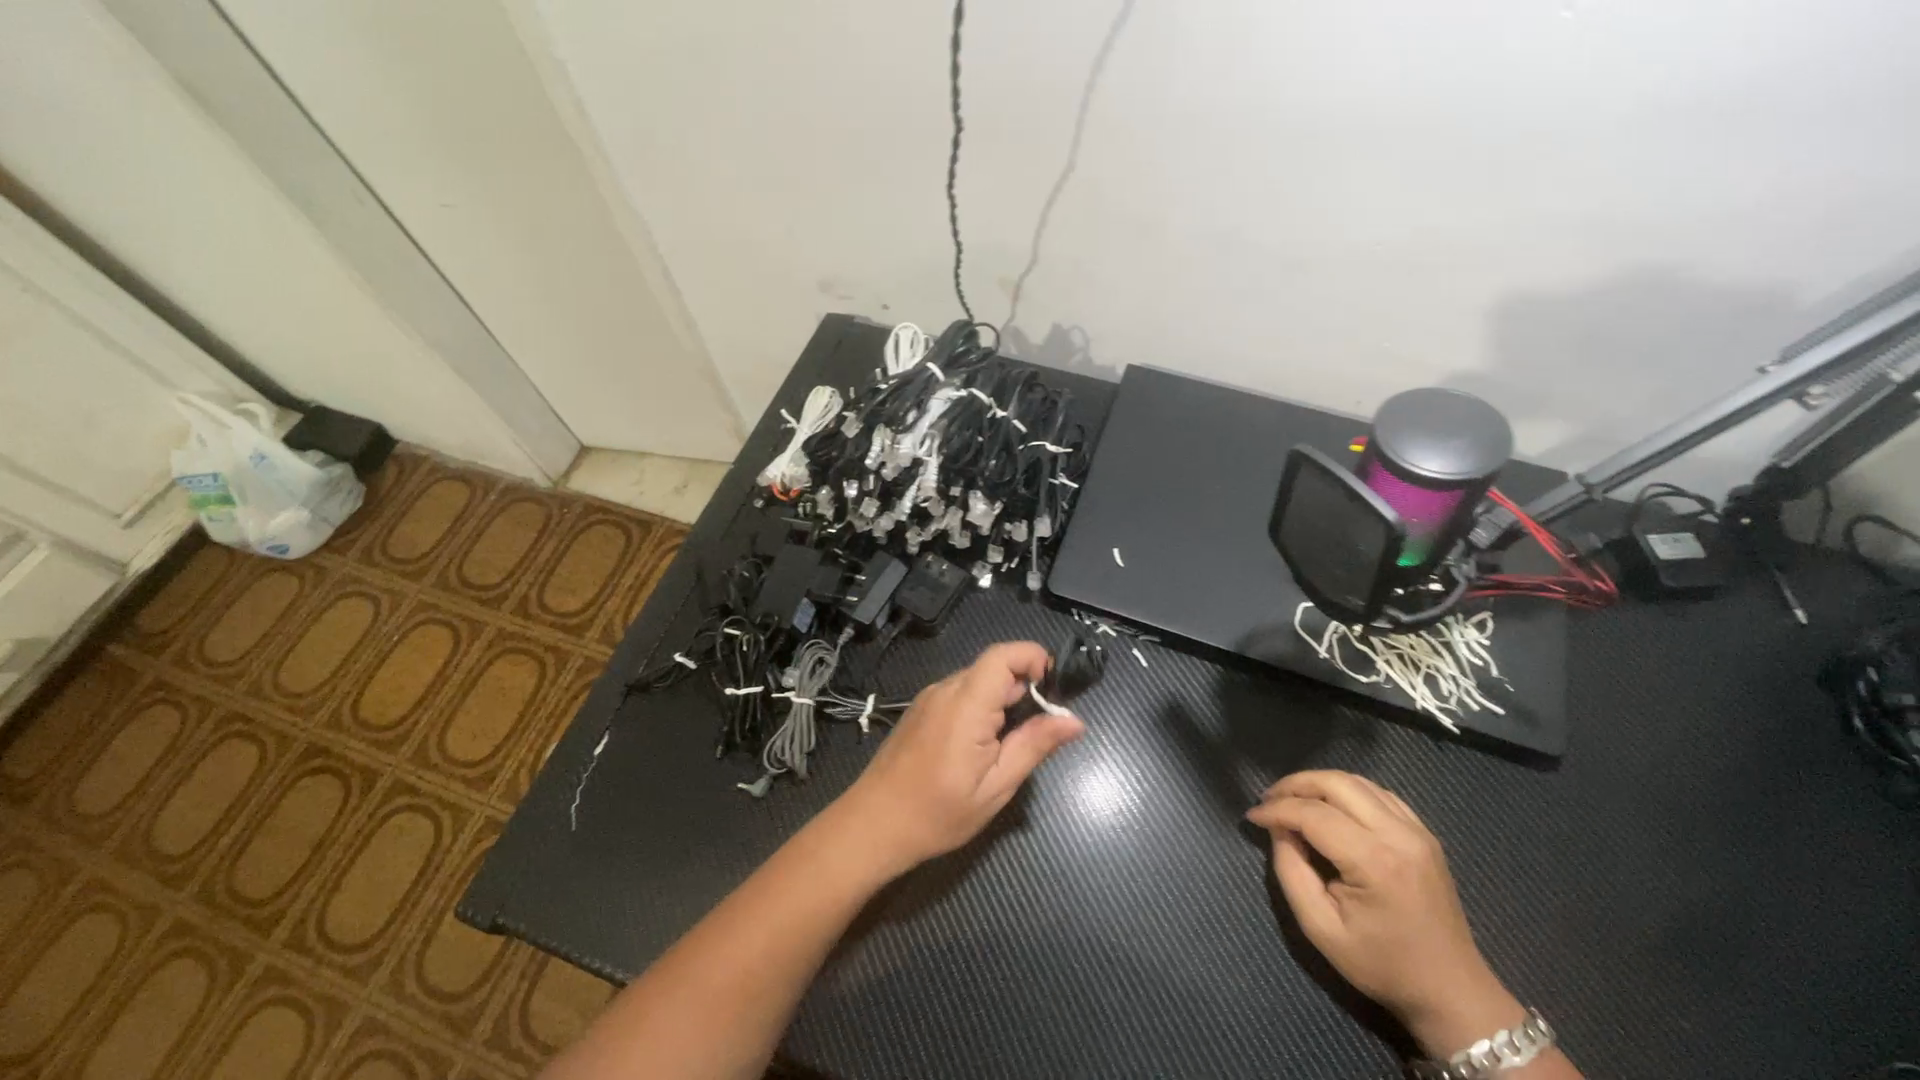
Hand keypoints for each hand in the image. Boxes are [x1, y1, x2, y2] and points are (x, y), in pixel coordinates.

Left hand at [830, 642, 1085, 873]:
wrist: (872, 826)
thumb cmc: (937, 813)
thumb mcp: (996, 787)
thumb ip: (1034, 746)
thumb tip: (1074, 721)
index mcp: (965, 704)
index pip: (1004, 654)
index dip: (1034, 658)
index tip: (1056, 690)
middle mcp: (944, 691)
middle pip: (993, 668)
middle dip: (1024, 689)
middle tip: (1038, 732)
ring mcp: (928, 699)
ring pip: (977, 683)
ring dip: (1002, 702)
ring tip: (1008, 747)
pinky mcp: (920, 712)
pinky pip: (960, 696)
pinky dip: (981, 710)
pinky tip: (981, 749)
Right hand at [1247, 771, 1519, 1049]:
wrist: (1449, 989)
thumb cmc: (1381, 965)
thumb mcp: (1320, 928)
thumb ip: (1291, 871)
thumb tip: (1279, 829)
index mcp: (1374, 861)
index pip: (1313, 814)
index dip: (1276, 809)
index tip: (1251, 817)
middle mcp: (1399, 835)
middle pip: (1337, 783)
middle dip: (1296, 784)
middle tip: (1268, 800)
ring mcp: (1418, 831)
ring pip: (1359, 782)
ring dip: (1320, 784)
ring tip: (1292, 800)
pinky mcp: (1425, 835)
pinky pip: (1380, 795)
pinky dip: (1348, 791)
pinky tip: (1330, 808)